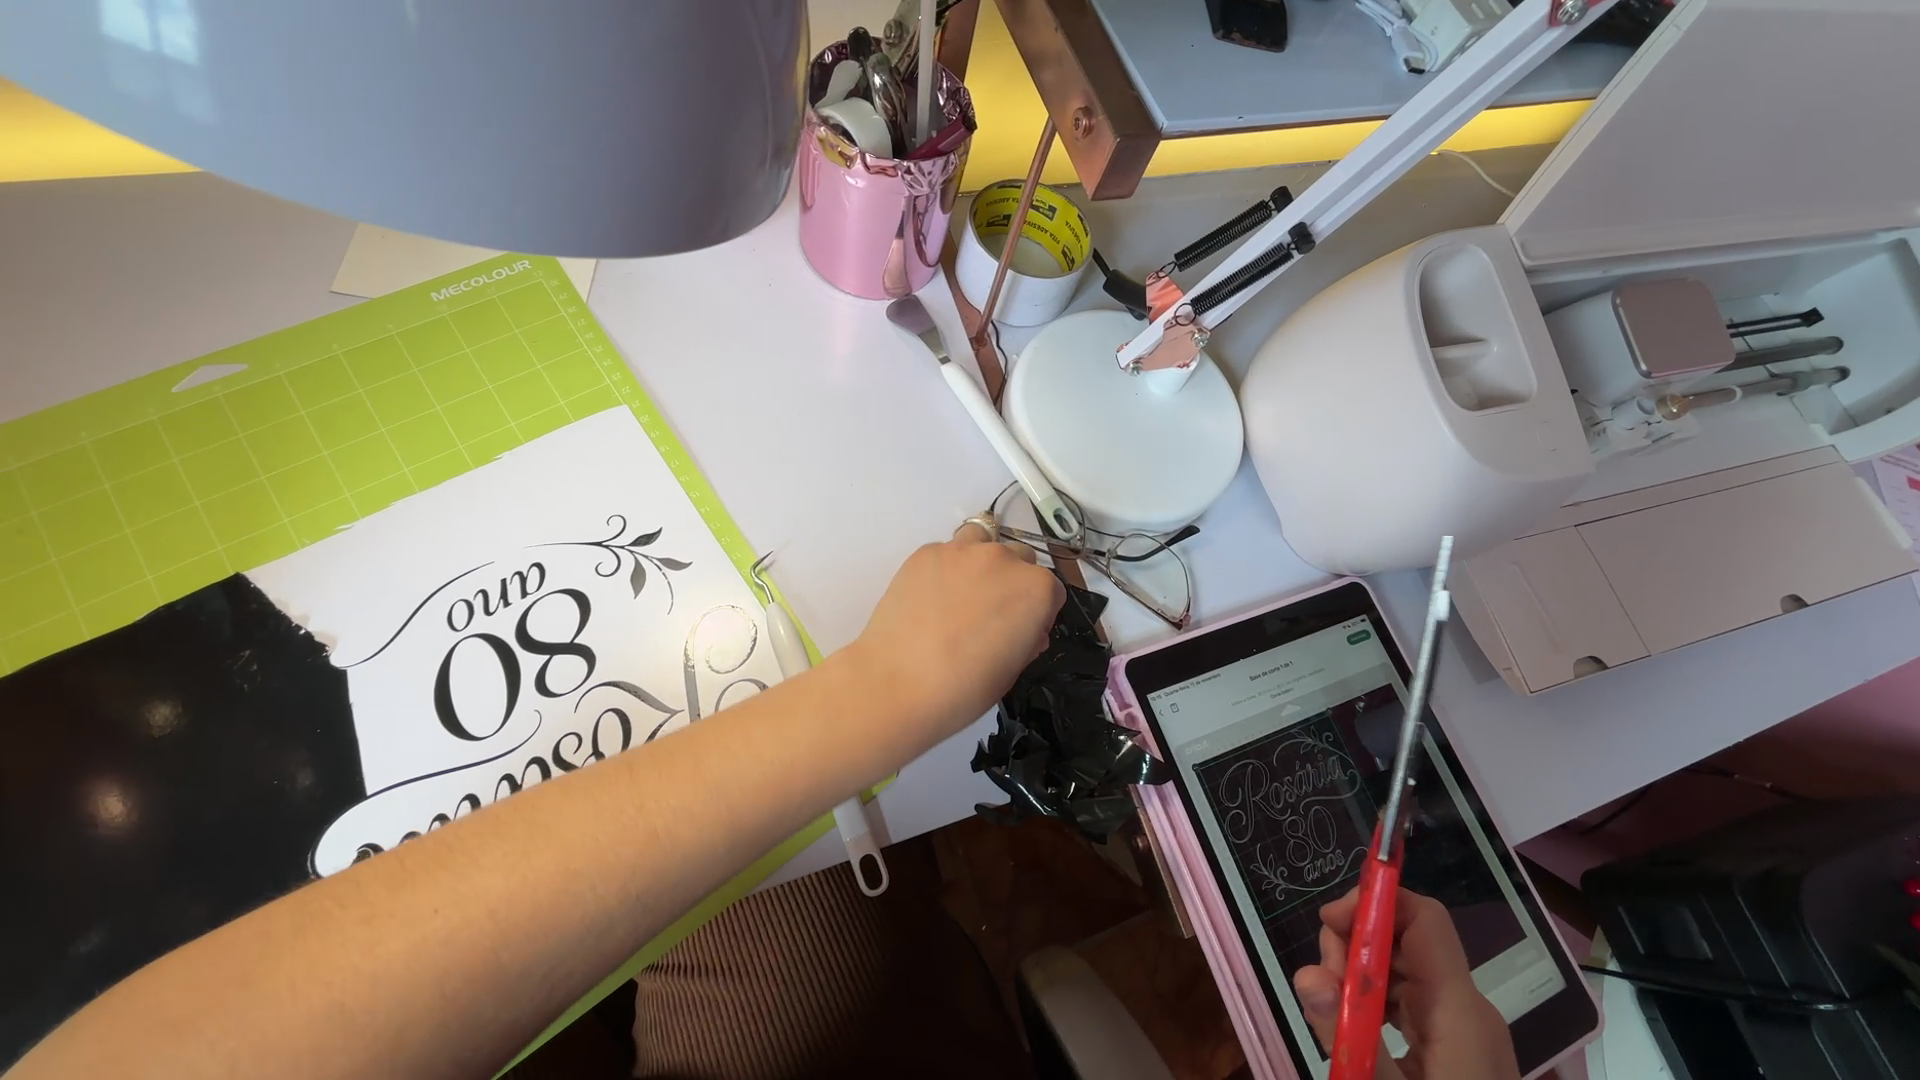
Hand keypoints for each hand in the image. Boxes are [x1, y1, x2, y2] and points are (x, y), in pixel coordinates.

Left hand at [847, 521, 1065, 747]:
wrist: (900, 683)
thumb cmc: (966, 688)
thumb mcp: (1013, 668)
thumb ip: (1026, 637)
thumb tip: (1024, 629)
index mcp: (1037, 589)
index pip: (1051, 590)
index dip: (1039, 612)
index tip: (1023, 631)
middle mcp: (1004, 559)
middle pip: (1019, 559)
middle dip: (1011, 582)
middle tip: (989, 615)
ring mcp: (962, 551)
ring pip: (982, 541)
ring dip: (980, 561)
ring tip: (961, 594)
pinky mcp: (926, 552)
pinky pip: (946, 552)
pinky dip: (944, 568)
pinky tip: (929, 597)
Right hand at [1292, 887, 1518, 1079]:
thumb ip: (1346, 1036)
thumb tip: (1308, 975)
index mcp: (1461, 1012)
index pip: (1424, 919)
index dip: (1375, 902)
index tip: (1327, 923)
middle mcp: (1467, 1009)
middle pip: (1405, 938)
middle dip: (1354, 945)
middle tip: (1319, 987)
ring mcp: (1464, 1029)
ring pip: (1402, 967)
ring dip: (1357, 975)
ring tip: (1332, 1016)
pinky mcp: (1455, 1048)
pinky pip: (1409, 999)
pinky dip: (1373, 1000)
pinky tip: (1354, 1031)